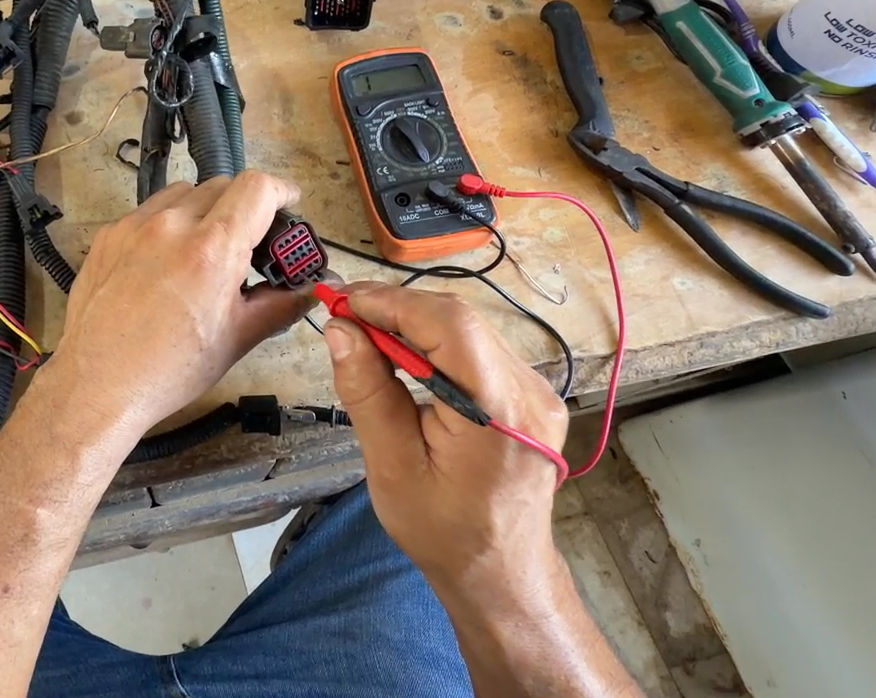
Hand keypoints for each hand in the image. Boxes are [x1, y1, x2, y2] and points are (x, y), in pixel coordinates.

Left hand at [42, 173, 313, 436]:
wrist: (99, 383)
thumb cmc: (166, 369)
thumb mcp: (237, 338)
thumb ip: (282, 304)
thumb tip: (313, 288)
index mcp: (211, 249)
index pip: (257, 188)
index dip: (282, 190)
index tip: (288, 202)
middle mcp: (171, 226)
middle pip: (223, 186)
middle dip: (245, 207)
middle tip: (251, 241)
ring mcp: (135, 226)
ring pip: (184, 193)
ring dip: (204, 210)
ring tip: (206, 251)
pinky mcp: (110, 235)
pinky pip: (149, 211)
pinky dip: (168, 224)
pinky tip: (168, 261)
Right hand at [323, 282, 568, 602]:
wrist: (500, 573)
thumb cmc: (441, 528)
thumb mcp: (391, 465)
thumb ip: (368, 391)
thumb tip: (340, 329)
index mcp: (500, 411)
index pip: (449, 326)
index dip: (392, 302)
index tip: (342, 301)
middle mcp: (530, 391)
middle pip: (459, 320)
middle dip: (396, 308)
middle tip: (344, 315)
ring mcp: (536, 390)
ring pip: (467, 328)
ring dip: (412, 321)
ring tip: (364, 332)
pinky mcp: (529, 393)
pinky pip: (475, 346)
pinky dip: (432, 339)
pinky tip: (400, 354)